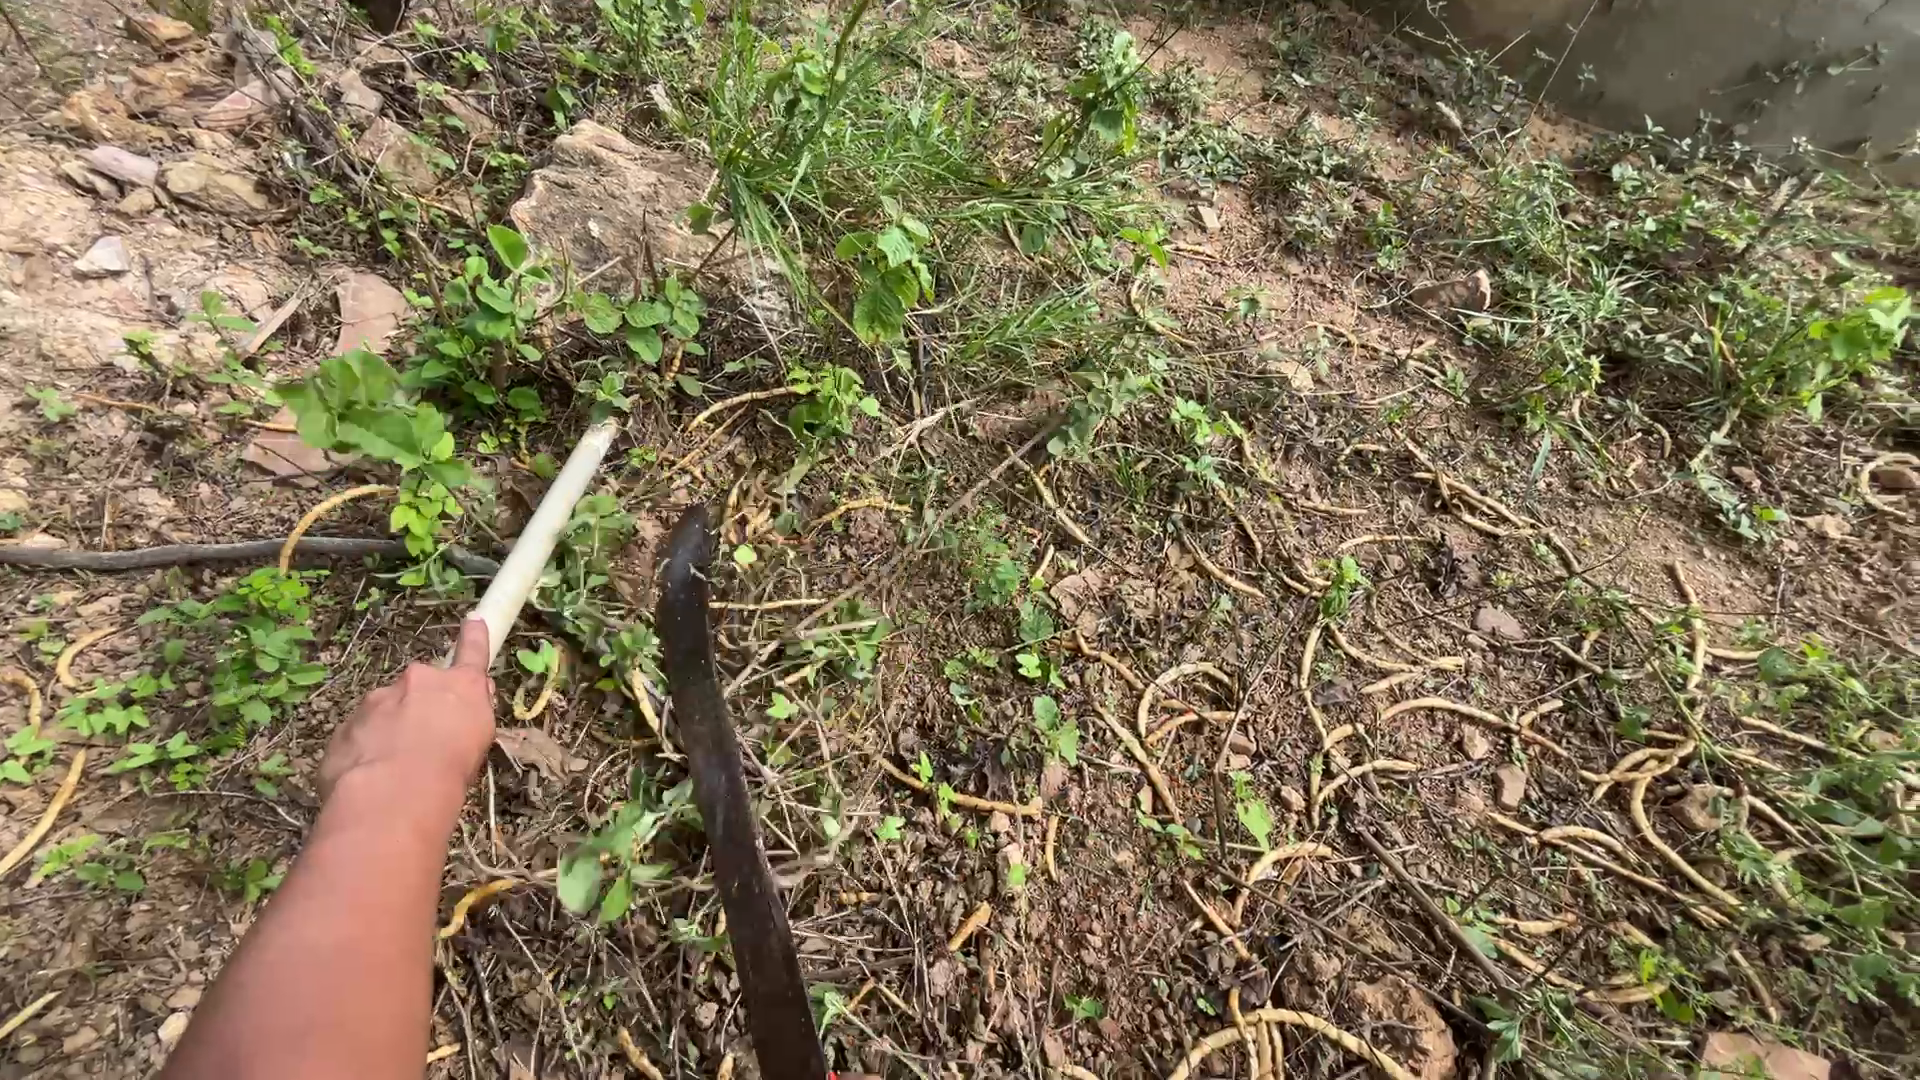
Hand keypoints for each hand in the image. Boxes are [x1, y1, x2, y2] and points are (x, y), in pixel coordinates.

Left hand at [318, 618, 495, 815]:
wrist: (393, 791)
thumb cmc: (452, 764)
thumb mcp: (479, 736)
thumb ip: (472, 710)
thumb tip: (472, 698)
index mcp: (459, 683)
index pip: (472, 652)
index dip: (475, 636)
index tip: (473, 619)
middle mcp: (417, 681)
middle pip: (420, 686)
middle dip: (420, 703)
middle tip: (425, 737)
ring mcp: (376, 701)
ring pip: (386, 709)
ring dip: (391, 727)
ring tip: (395, 764)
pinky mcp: (344, 727)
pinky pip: (359, 734)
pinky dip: (366, 748)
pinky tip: (372, 775)